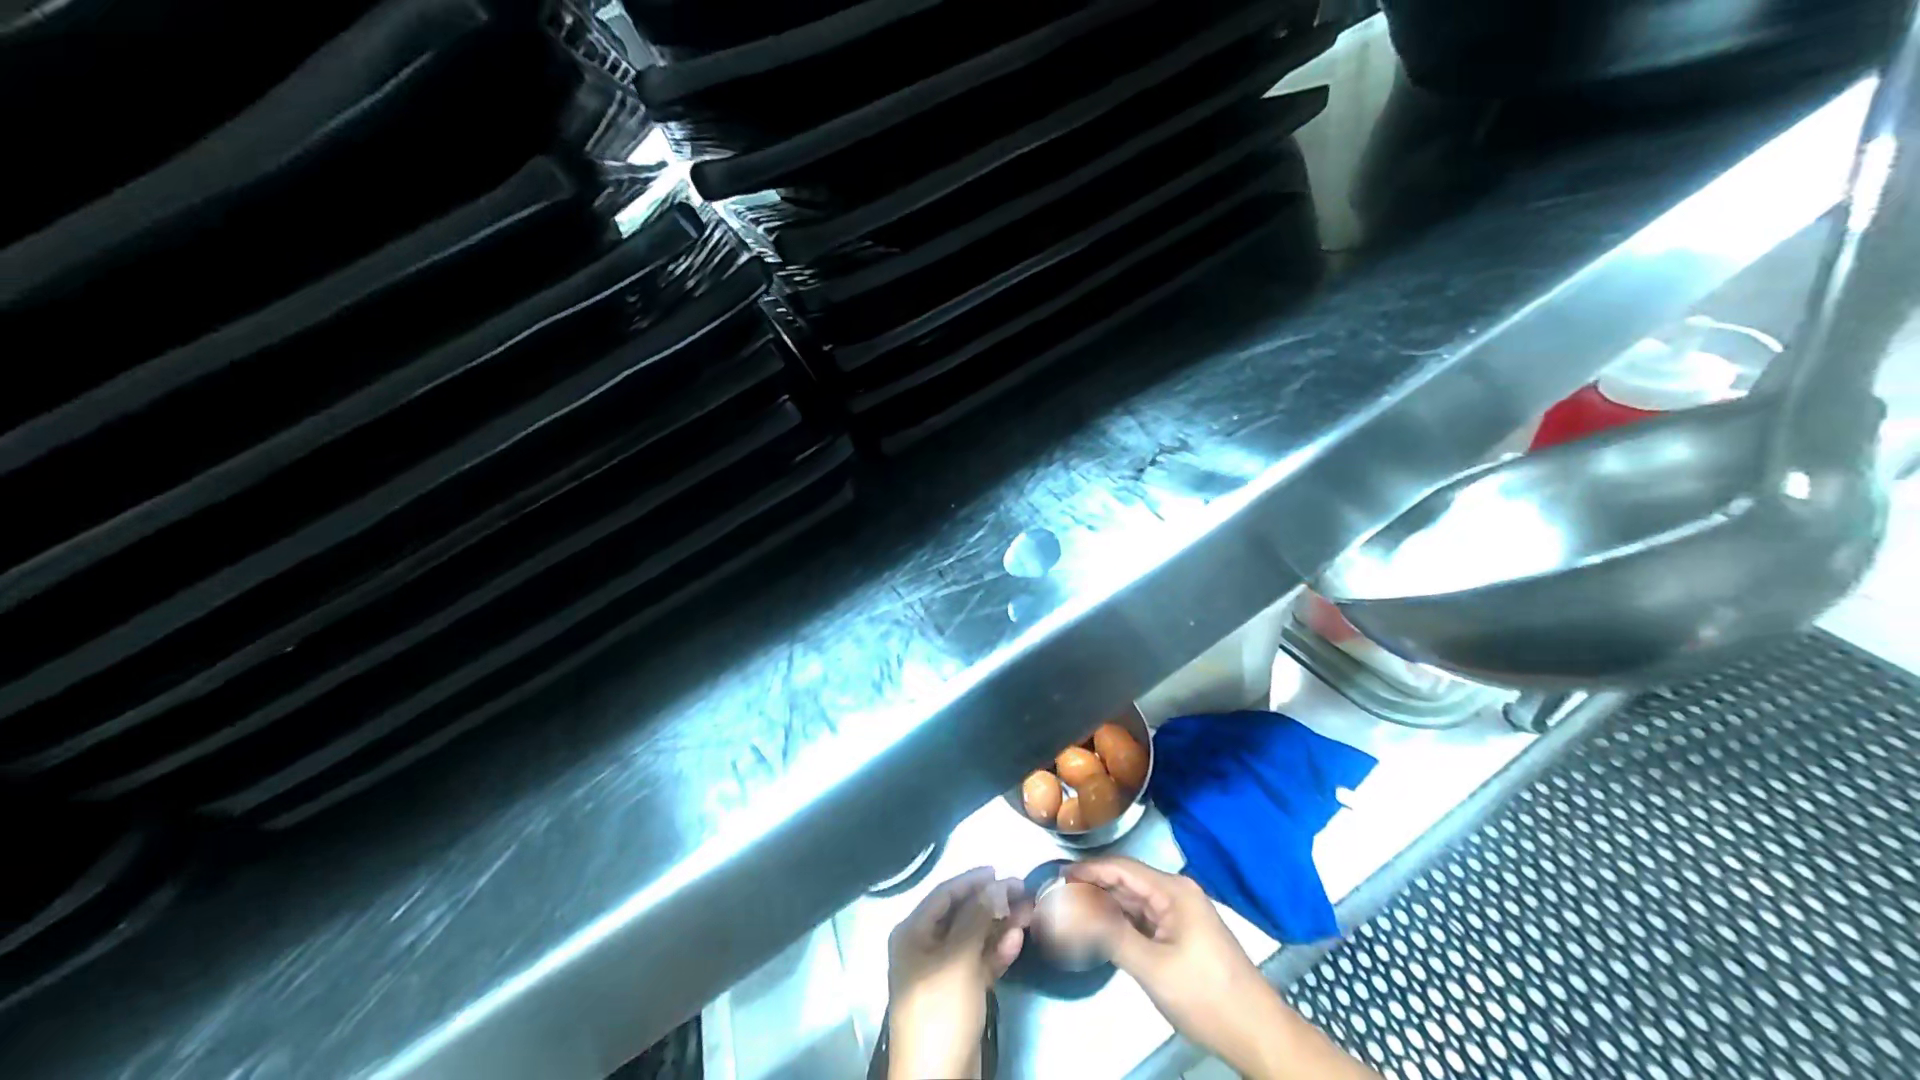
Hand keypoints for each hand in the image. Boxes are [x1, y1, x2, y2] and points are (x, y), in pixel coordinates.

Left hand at [885, 867, 1030, 1079]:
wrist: (937, 1078)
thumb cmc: (940, 1008)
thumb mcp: (958, 957)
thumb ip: (977, 917)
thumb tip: (995, 884)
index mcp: (913, 933)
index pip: (944, 895)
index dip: (972, 880)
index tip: (1000, 871)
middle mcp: (925, 947)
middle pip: (962, 915)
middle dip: (992, 902)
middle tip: (1024, 892)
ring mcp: (942, 972)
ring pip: (974, 938)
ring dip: (1000, 925)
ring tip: (1029, 912)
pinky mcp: (959, 994)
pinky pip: (979, 963)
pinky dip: (997, 952)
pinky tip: (1018, 941)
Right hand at [1066, 857, 1376, 1079]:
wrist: (1257, 1033)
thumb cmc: (1206, 996)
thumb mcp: (1152, 966)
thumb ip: (1109, 933)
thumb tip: (1071, 908)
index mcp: (1173, 890)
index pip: (1120, 867)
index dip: (1086, 870)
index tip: (1054, 877)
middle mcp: (1176, 893)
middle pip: (1125, 882)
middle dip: (1091, 888)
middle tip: (1055, 899)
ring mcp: (1180, 914)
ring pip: (1132, 902)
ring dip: (1103, 907)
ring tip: (1068, 913)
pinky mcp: (1181, 934)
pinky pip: (1143, 919)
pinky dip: (1119, 923)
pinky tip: (1097, 930)